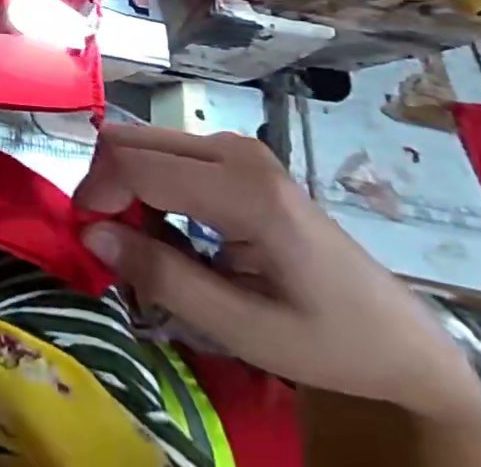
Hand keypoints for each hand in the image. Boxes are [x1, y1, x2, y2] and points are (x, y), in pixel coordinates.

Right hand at [76, 124, 480, 426]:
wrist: (393, 333)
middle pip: (130, 141)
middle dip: (104, 187)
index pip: (137, 163)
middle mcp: (235, 152)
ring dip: (123, 188)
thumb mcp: (242, 328)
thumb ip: (162, 277)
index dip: (96, 193)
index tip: (87, 239)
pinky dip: (144, 186)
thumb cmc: (326, 339)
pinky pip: (161, 154)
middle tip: (112, 244)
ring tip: (144, 245)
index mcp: (245, 191)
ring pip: (140, 143)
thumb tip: (90, 234)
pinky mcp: (232, 156)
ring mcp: (234, 148)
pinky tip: (167, 230)